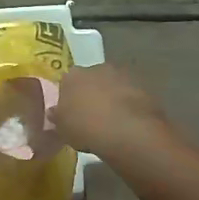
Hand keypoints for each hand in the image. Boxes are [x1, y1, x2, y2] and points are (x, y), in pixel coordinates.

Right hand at [51, 64, 168, 155]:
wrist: (128, 131)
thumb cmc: (86, 128)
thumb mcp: (62, 129)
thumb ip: (57, 118)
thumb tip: (54, 112)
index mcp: (72, 75)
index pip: (67, 82)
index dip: (69, 97)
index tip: (71, 112)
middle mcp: (96, 68)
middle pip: (91, 79)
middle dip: (91, 93)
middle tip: (91, 115)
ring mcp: (122, 75)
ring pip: (113, 85)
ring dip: (112, 97)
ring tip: (112, 121)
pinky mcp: (144, 86)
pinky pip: (131, 95)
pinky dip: (129, 105)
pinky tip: (128, 123)